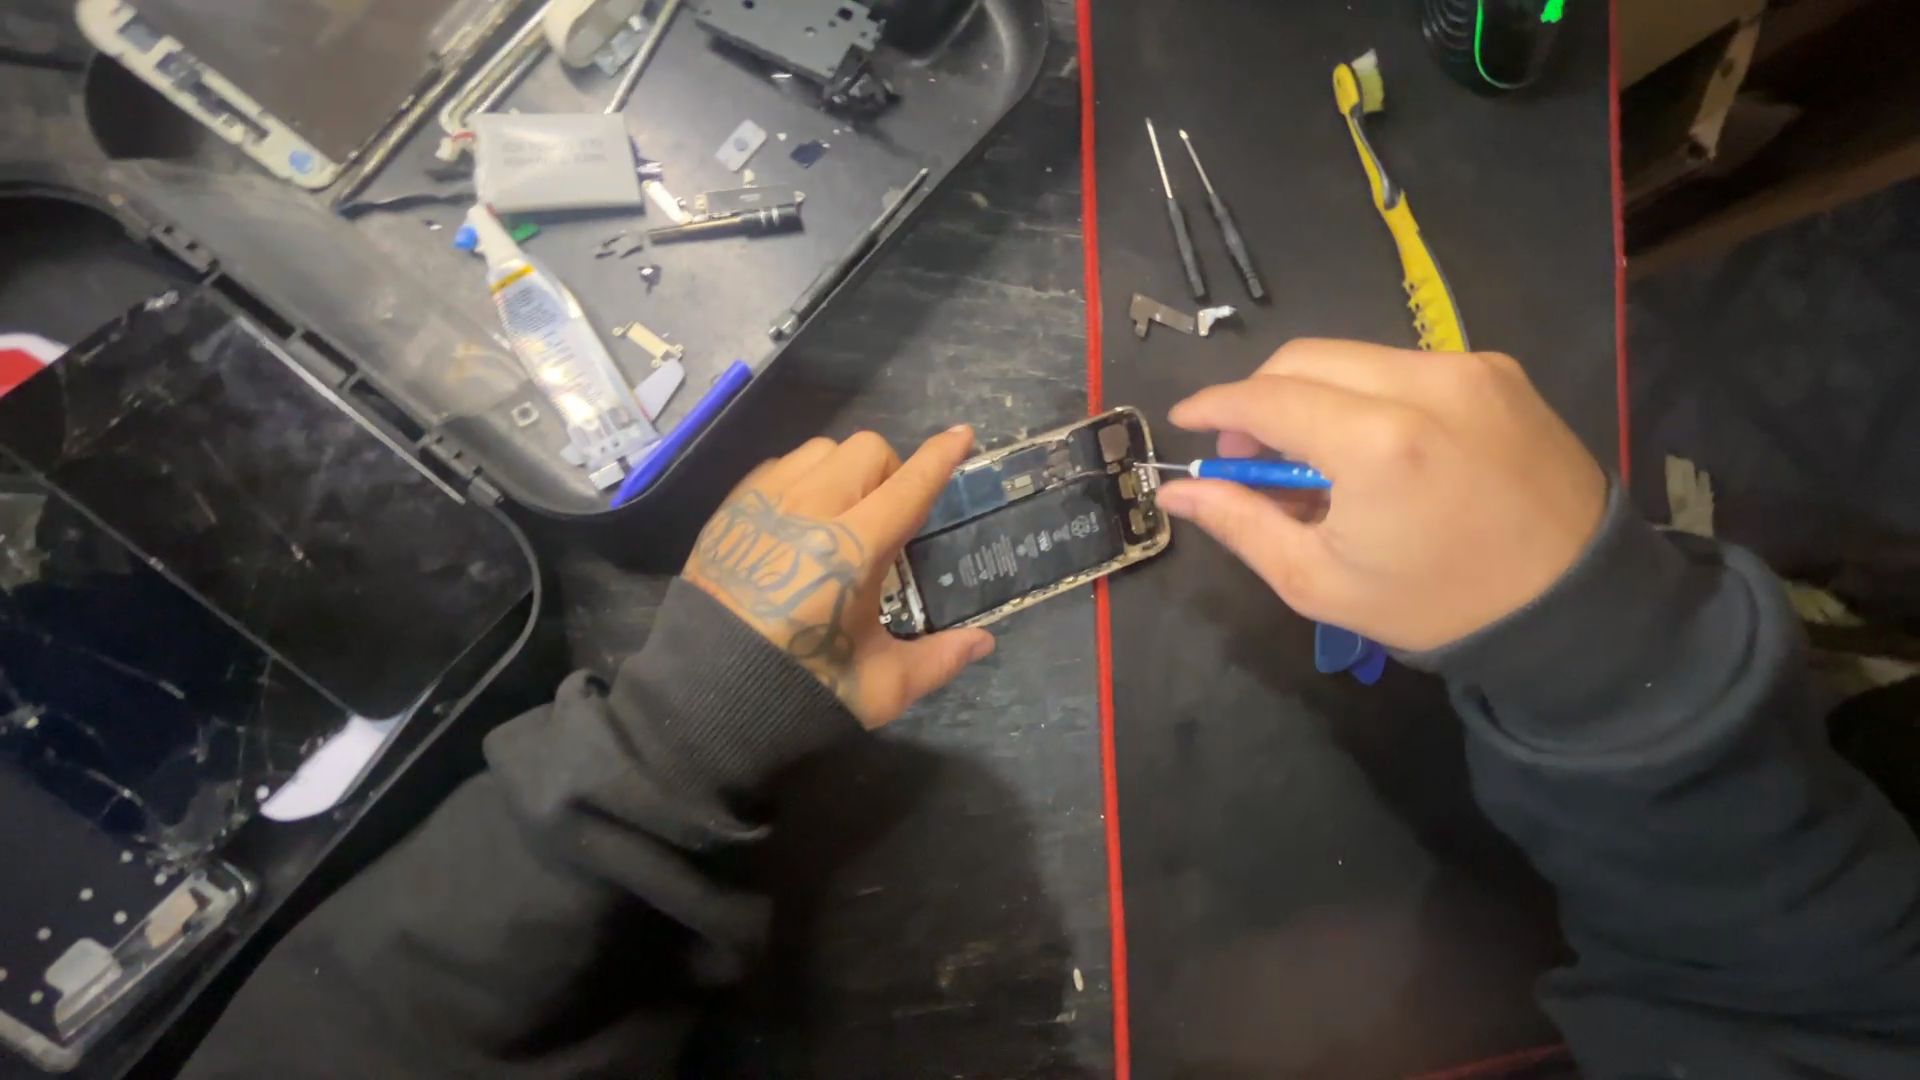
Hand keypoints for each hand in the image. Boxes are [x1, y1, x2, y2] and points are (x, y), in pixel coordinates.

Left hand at [684, 427, 994, 727]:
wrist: (707, 696)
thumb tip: (984, 643)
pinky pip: (781, 466)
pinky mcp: (732, 509)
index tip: (962, 435)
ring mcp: (765, 504)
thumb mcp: (883, 685)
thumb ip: (940, 659)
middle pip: (867, 450)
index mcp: (852, 551)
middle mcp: (810, 511)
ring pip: (822, 450)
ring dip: (847, 471)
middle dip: (892, 472)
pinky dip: (805, 478)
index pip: (910, 486)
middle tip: (889, 520)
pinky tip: (803, 519)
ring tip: (845, 514)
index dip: (941, 457)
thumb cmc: (803, 688)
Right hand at [1156, 339, 1606, 650]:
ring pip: (1349, 356)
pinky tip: (1362, 446)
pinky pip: (1397, 364)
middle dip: (1256, 397)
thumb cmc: (1434, 603)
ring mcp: (1469, 368)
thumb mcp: (1316, 580)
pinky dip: (1357, 393)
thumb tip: (1178, 490)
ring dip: (1306, 394)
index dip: (1213, 405)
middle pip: (1303, 358)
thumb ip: (1239, 523)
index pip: (1267, 398)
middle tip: (1245, 452)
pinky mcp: (1496, 371)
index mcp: (1377, 443)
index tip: (1182, 421)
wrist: (1576, 606)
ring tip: (1306, 456)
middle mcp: (1425, 383)